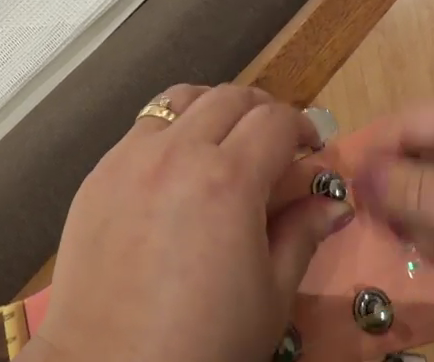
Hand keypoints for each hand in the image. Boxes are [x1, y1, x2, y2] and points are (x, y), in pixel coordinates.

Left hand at [31, 84, 351, 361]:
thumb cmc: (203, 343)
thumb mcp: (269, 296)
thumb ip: (302, 235)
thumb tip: (334, 202)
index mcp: (228, 179)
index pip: (275, 121)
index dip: (302, 128)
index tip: (311, 149)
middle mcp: (178, 152)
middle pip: (229, 97)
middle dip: (262, 110)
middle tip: (275, 141)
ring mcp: (131, 156)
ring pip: (180, 99)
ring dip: (212, 107)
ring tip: (224, 138)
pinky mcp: (99, 172)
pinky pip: (142, 129)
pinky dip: (169, 131)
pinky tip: (175, 169)